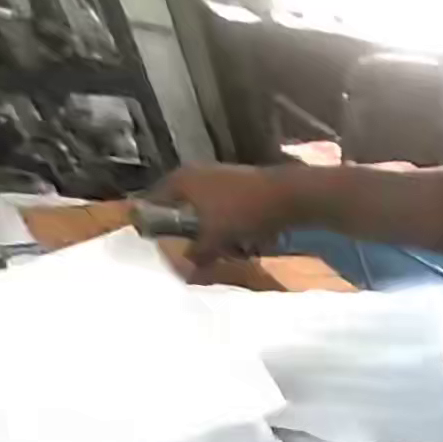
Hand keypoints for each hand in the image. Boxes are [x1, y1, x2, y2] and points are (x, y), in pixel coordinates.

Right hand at [147, 163, 300, 266]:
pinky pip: (236, 212)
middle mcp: (197, 175)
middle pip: (188, 209)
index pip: (155, 201)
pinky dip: (241, 229)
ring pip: (215, 214)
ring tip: (238, 252)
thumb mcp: (216, 236)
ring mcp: (223, 179)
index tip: (164, 243)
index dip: (157, 223)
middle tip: (210, 254)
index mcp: (180, 180)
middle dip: (200, 235)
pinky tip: (254, 244)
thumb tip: (188, 266)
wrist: (287, 195)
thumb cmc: (242, 212)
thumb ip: (199, 252)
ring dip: (224, 235)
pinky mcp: (246, 188)